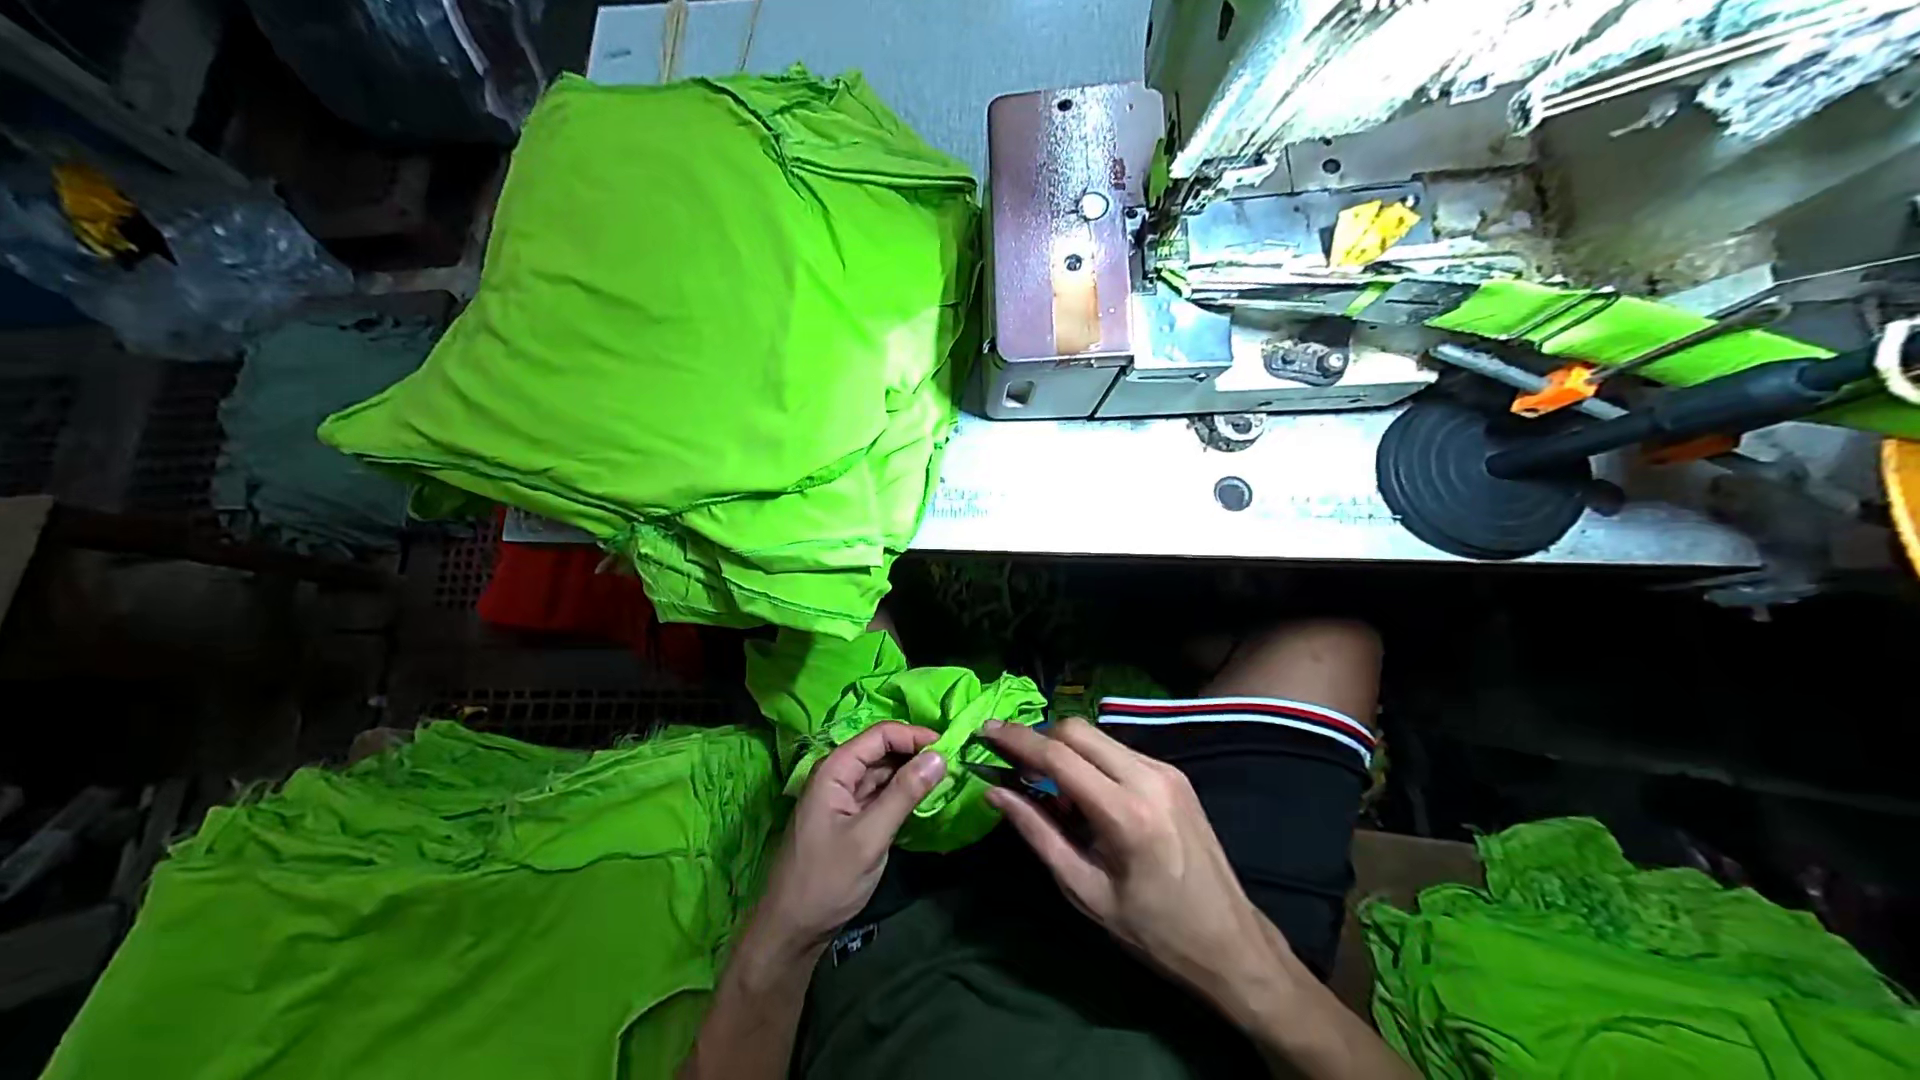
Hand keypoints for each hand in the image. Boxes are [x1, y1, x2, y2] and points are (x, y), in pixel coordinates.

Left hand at [751, 723, 946, 955]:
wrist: (792, 929)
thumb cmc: (827, 880)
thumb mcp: (870, 836)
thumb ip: (904, 793)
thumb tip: (939, 756)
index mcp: (835, 769)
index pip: (880, 734)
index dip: (915, 736)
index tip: (950, 747)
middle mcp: (837, 775)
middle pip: (883, 750)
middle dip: (917, 753)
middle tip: (954, 765)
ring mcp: (843, 796)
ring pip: (883, 771)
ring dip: (912, 773)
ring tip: (946, 780)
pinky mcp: (850, 816)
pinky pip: (880, 793)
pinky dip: (902, 793)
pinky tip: (925, 799)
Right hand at [980, 717, 1289, 999]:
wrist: (1229, 941)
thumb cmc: (1151, 930)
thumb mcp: (1084, 889)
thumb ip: (1037, 833)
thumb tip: (994, 792)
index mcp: (1125, 813)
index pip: (1058, 757)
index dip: (1016, 740)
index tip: (985, 731)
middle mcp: (1149, 778)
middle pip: (1077, 730)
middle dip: (1038, 738)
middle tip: (1011, 762)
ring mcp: (1166, 772)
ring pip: (1098, 737)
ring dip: (1064, 749)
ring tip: (1045, 786)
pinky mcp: (1175, 774)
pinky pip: (1119, 751)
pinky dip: (1091, 760)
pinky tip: (1083, 794)